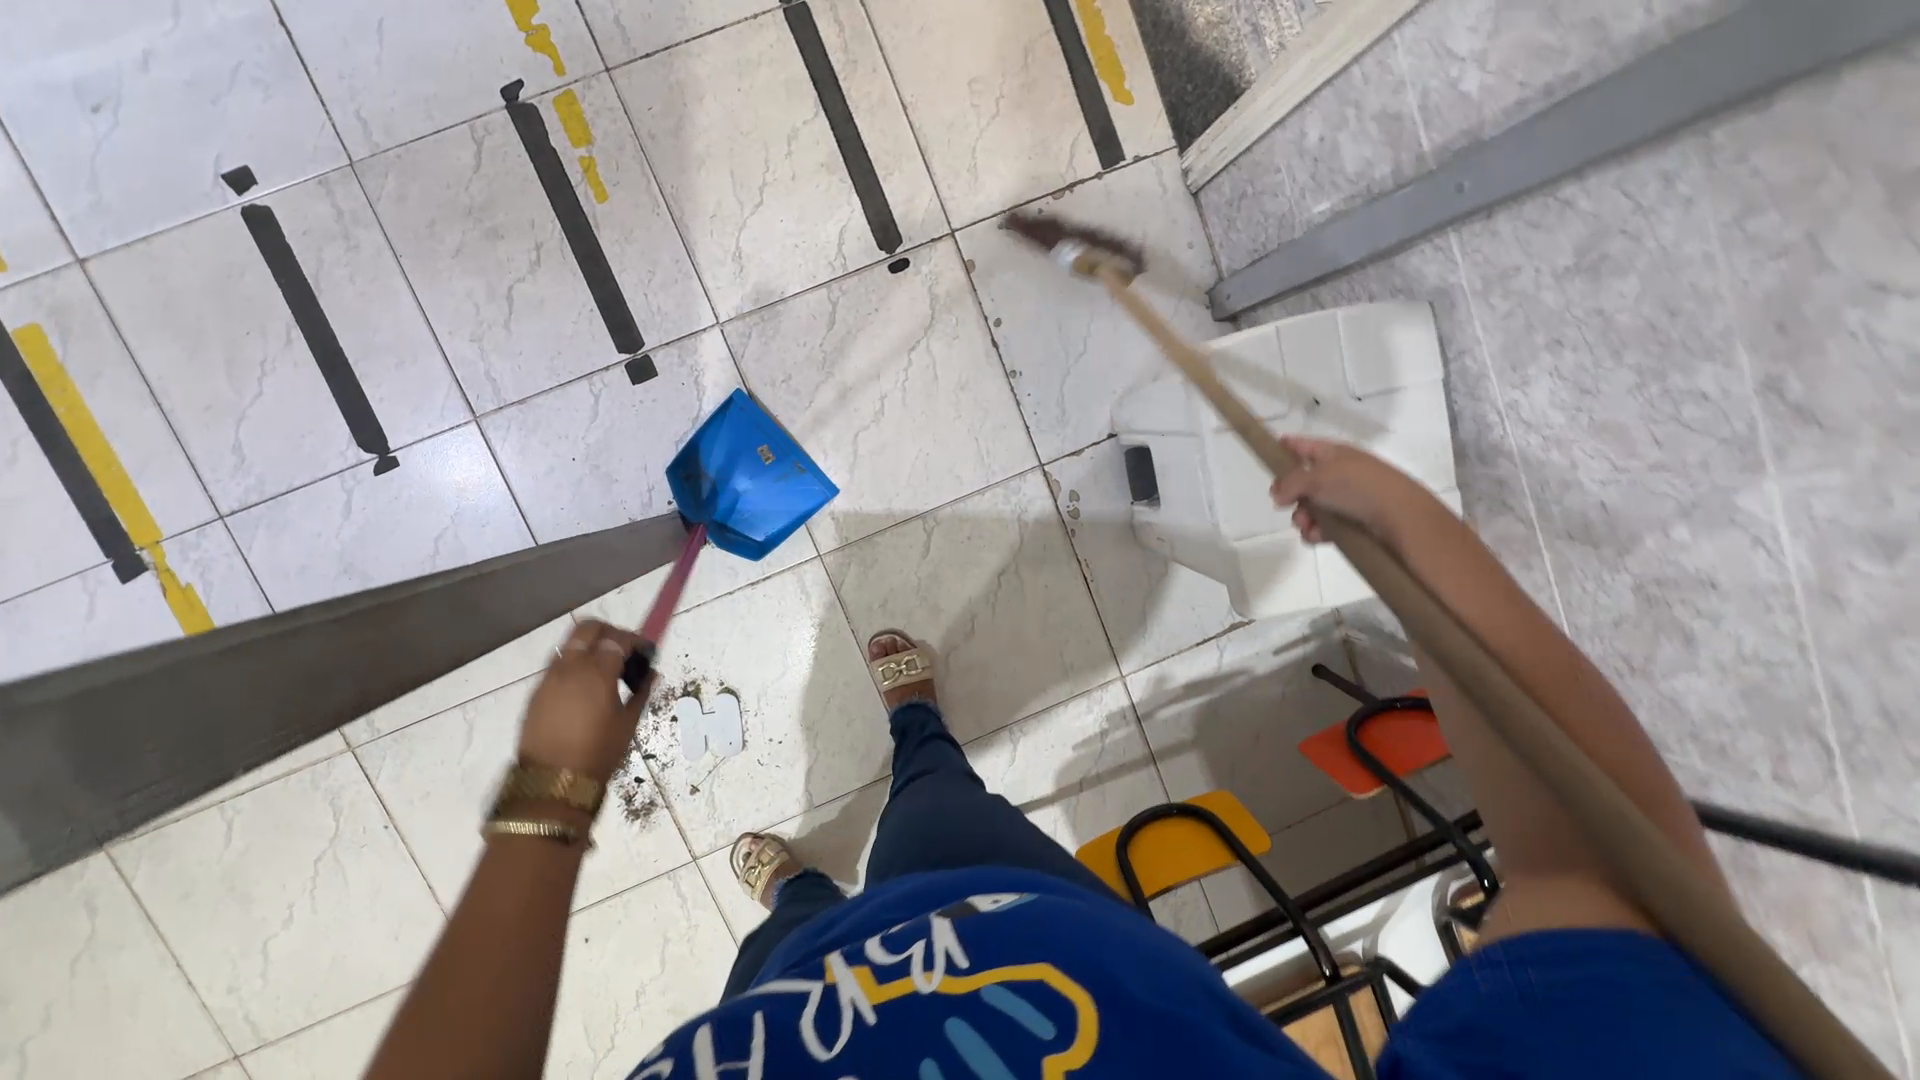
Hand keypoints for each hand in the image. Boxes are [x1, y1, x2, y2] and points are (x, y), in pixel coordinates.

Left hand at [518, 619, 647, 782]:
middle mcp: (570, 667)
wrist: (551, 781)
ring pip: (570, 645)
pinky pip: (557, 666)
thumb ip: (641, 692)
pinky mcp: (536, 691)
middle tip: (623, 650)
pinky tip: (584, 689)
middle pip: (588, 628)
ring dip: (589, 647)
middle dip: (609, 632)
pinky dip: (574, 666)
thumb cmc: (598, 752)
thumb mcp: (628, 722)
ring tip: (603, 669)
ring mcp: (549, 677)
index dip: (635, 640)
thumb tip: (650, 674)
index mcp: (597, 672)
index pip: (618, 638)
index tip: (645, 651)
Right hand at [1269, 435, 1441, 546]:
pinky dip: (1316, 532)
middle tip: (1285, 504)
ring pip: (1310, 508)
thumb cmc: (1358, 486)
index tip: (1268, 454)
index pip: (1304, 445)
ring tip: (1307, 525)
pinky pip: (1323, 527)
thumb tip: (1276, 494)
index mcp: (1334, 454)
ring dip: (1302, 518)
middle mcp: (1339, 474)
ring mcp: (1346, 499)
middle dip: (1290, 496)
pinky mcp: (1351, 523)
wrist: (1400, 517)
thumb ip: (1290, 482)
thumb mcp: (1317, 476)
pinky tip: (1318, 536)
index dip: (1286, 447)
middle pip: (1302, 482)